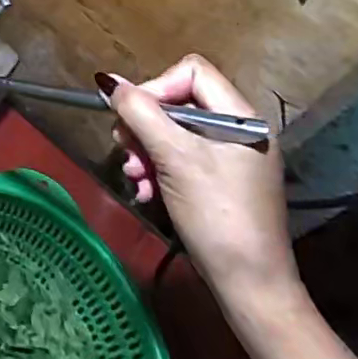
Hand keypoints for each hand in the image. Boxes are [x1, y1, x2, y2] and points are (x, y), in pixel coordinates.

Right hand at [101, 55, 297, 305]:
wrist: (250, 286)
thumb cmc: (217, 214)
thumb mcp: (172, 156)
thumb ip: (138, 112)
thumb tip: (107, 81)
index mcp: (240, 118)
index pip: (190, 71)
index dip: (157, 86)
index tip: (135, 116)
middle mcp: (237, 131)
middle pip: (176, 101)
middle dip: (144, 124)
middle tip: (127, 149)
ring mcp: (228, 158)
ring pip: (171, 131)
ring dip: (144, 149)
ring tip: (135, 175)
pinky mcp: (218, 181)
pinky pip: (177, 157)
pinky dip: (156, 168)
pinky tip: (146, 189)